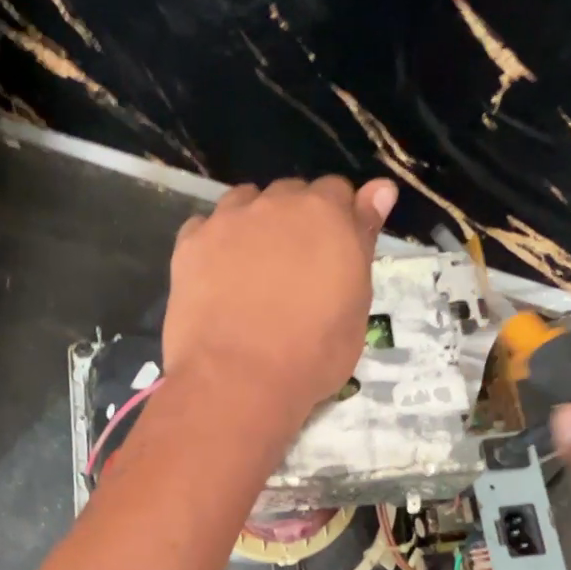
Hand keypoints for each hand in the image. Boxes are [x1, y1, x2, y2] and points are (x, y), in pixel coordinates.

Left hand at [164, 177, 397, 417]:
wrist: (235, 379)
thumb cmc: (311, 355)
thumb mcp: (356, 307)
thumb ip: (362, 242)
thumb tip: (380, 190)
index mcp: (326, 216)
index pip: (338, 193)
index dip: (337, 223)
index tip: (334, 255)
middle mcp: (277, 204)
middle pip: (290, 195)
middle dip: (295, 221)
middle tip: (294, 269)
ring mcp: (228, 221)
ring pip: (246, 202)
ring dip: (254, 223)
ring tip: (253, 268)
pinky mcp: (190, 243)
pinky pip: (205, 227)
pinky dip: (214, 243)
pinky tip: (217, 275)